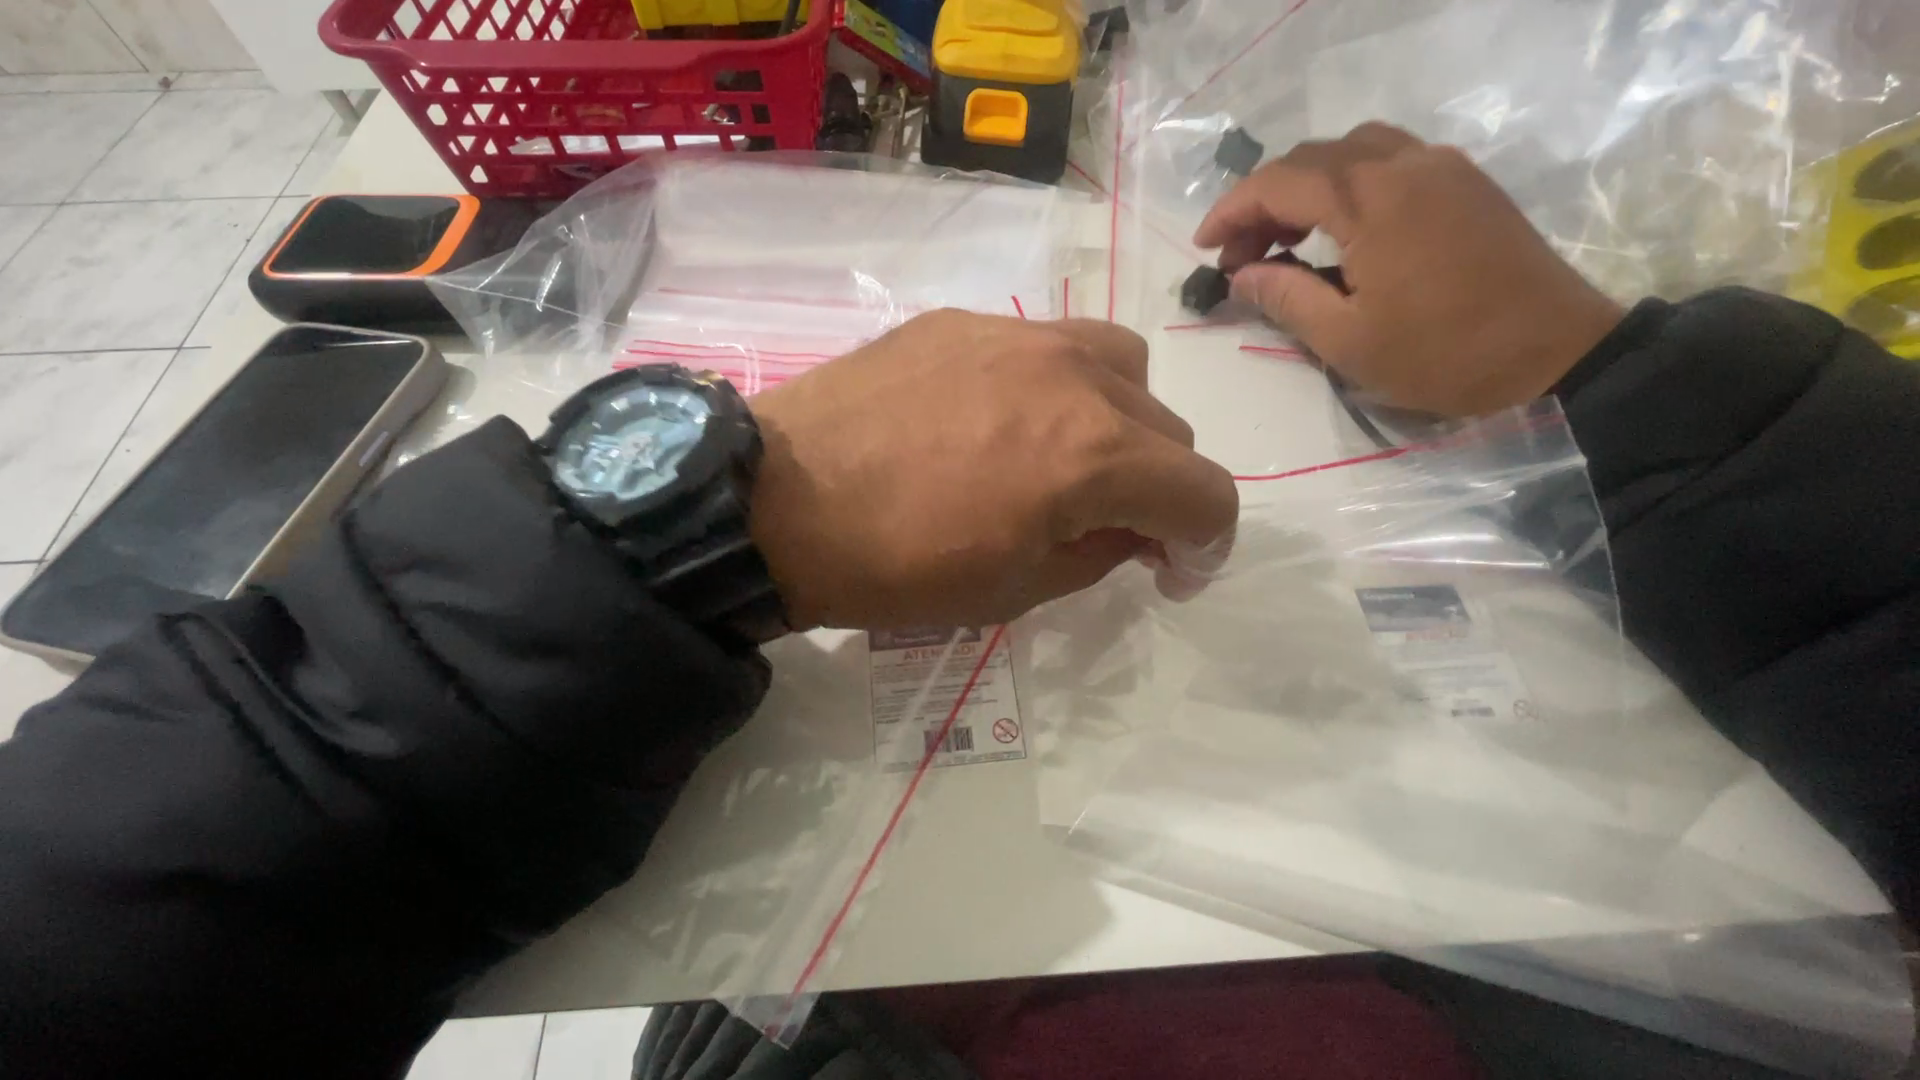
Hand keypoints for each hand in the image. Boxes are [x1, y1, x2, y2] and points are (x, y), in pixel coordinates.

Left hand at [746, 311, 1238, 630]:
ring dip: (1120, 418)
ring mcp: (1017, 336)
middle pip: (1171, 427)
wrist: (778, 504)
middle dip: (1158, 484)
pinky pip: (1044, 344)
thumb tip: (1135, 527)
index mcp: (1095, 456)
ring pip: (1120, 364)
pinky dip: (1053, 386)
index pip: (1206, 493)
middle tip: (1110, 522)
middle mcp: (1075, 377)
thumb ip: (1101, 553)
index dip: (1205, 543)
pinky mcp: (962, 320)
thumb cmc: (898, 568)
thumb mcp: (1016, 590)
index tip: (1170, 569)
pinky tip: (994, 417)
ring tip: (1065, 453)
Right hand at [1194, 123, 1626, 416]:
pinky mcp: (1464, 181)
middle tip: (1240, 257)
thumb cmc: (1442, 354)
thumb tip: (1242, 275)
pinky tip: (1338, 230)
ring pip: (1350, 151)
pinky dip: (1346, 184)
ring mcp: (1440, 167)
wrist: (1554, 352)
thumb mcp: (1346, 340)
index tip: (1204, 248)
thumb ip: (1285, 298)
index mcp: (1370, 200)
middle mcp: (1404, 164)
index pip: (1278, 183)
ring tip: (1284, 240)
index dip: (1231, 210)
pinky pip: (1387, 159)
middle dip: (1263, 202)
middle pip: (1311, 159)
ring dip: (1305, 188)